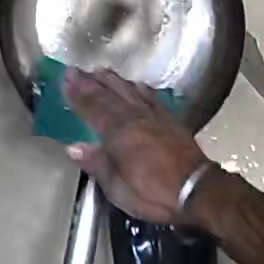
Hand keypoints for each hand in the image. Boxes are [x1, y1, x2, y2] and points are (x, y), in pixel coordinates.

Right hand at [63, 68, 209, 223]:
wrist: (198, 191)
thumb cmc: (154, 193)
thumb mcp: (118, 189)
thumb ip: (96, 164)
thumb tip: (72, 147)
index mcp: (117, 133)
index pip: (91, 108)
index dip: (76, 94)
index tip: (65, 80)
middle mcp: (132, 117)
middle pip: (107, 94)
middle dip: (88, 82)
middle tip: (74, 69)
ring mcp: (152, 116)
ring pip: (127, 91)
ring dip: (111, 80)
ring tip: (99, 70)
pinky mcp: (169, 119)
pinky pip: (151, 97)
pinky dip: (140, 88)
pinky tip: (135, 83)